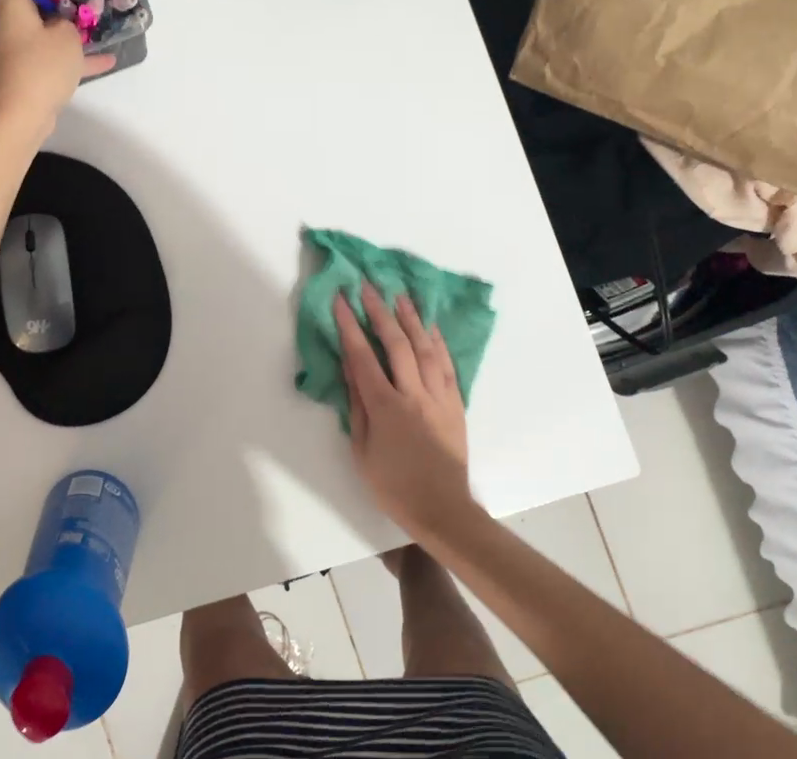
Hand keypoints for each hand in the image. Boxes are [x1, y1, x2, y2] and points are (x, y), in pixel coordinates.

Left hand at [0, 0, 112, 136]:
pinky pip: (43, 46)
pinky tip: (104, 58)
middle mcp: (0, 12)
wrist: (19, 119)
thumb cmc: (40, 68)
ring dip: (57, 8)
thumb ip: (70, 17)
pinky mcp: (17, 62)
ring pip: (31, 12)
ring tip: (90, 9)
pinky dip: (67, 48)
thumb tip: (65, 18)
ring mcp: (7, 38)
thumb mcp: (67, 36)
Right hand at [335, 283, 477, 539]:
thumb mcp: (361, 448)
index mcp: (385, 407)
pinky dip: (437, 341)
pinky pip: (447, 365)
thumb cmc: (392, 484)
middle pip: (397, 344)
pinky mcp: (456, 404)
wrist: (441, 509)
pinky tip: (429, 326)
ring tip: (399, 296)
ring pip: (426, 348)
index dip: (350, 326)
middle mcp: (414, 395)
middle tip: (368, 287)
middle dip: (380, 312)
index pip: (363, 357)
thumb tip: (350, 368)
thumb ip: (357, 404)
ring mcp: (439, 397)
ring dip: (411, 319)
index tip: (341, 300)